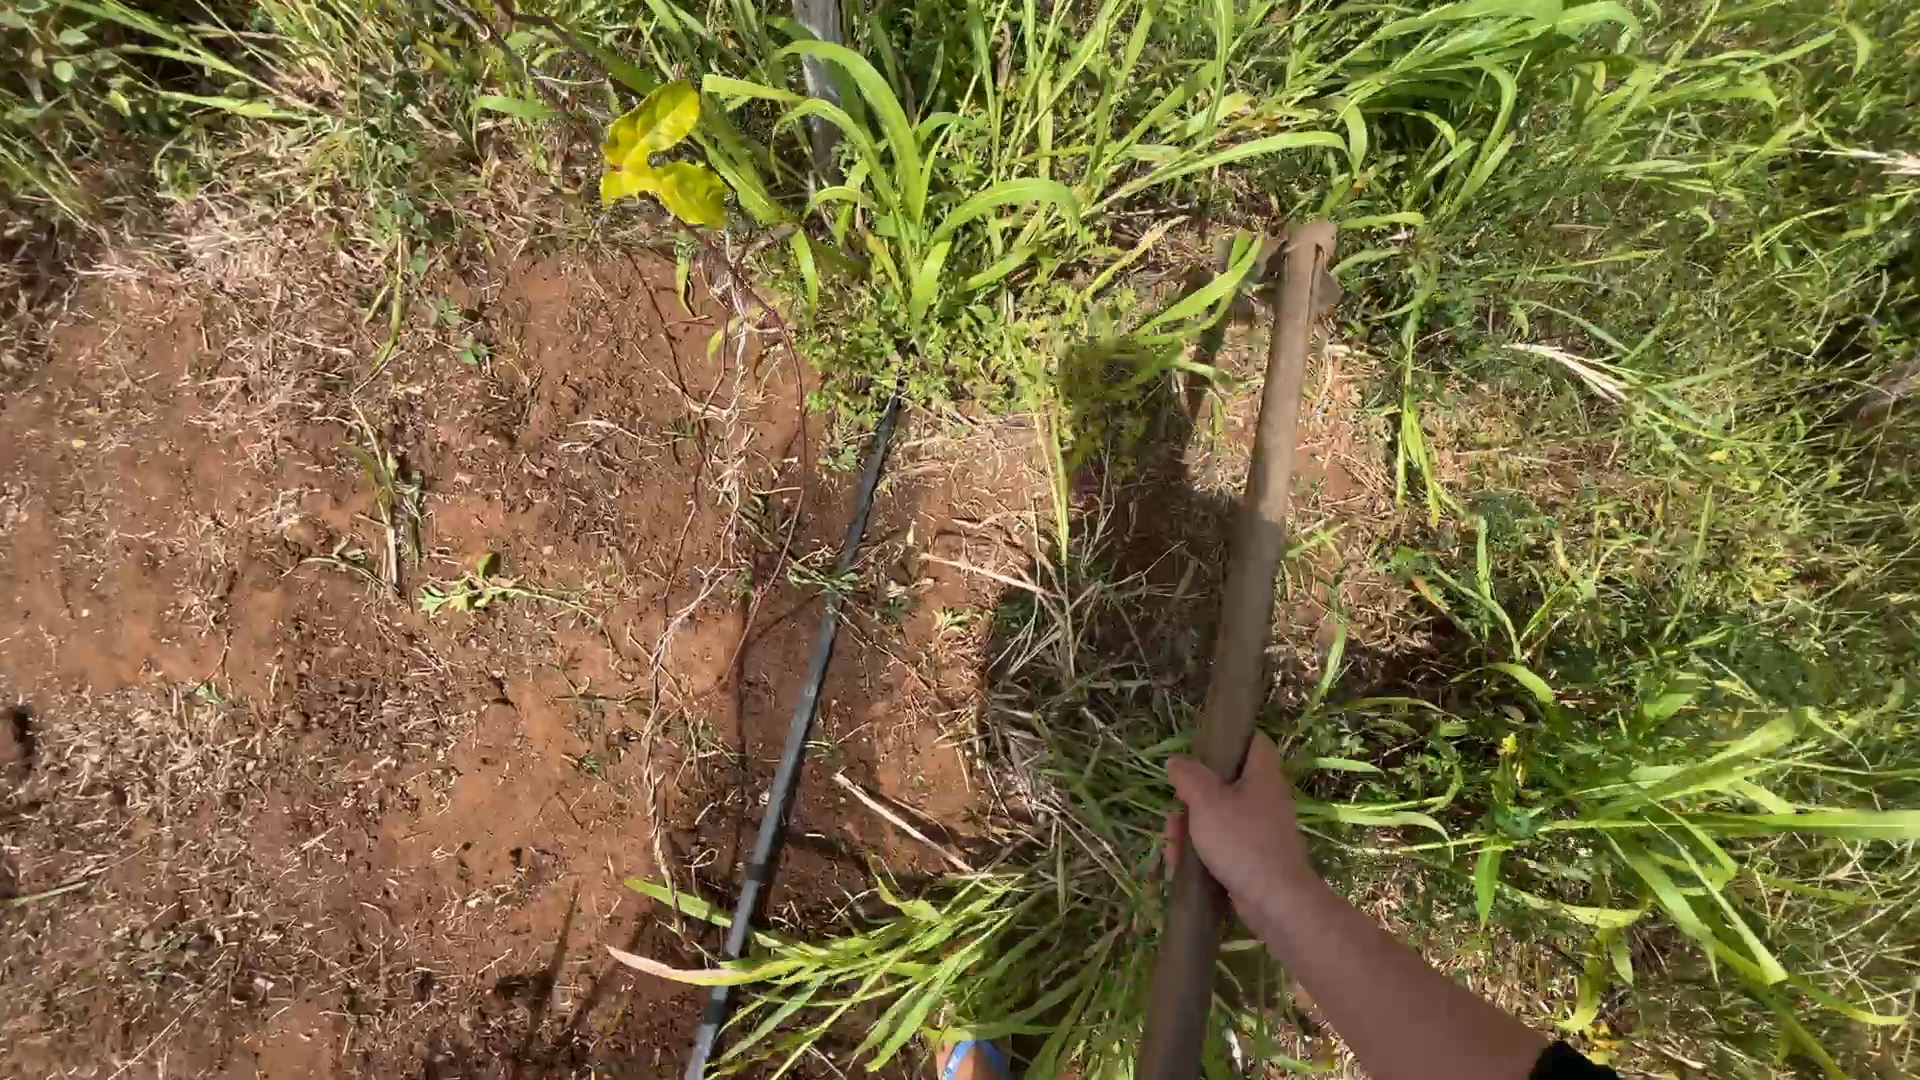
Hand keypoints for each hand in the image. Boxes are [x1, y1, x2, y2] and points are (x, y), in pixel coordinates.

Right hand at [1164, 733, 1317, 907]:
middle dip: (1192, 797)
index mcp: (1261, 776)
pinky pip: (1222, 844)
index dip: (1229, 740)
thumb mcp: (1206, 801)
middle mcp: (1264, 799)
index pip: (1254, 742)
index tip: (1201, 751)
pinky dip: (1200, 851)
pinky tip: (1180, 864)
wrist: (1276, 902)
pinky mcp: (1254, 858)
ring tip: (1172, 846)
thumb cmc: (1241, 841)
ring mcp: (1260, 830)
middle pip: (1224, 783)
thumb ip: (1188, 777)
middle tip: (1175, 808)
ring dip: (1189, 828)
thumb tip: (1176, 763)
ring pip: (1217, 816)